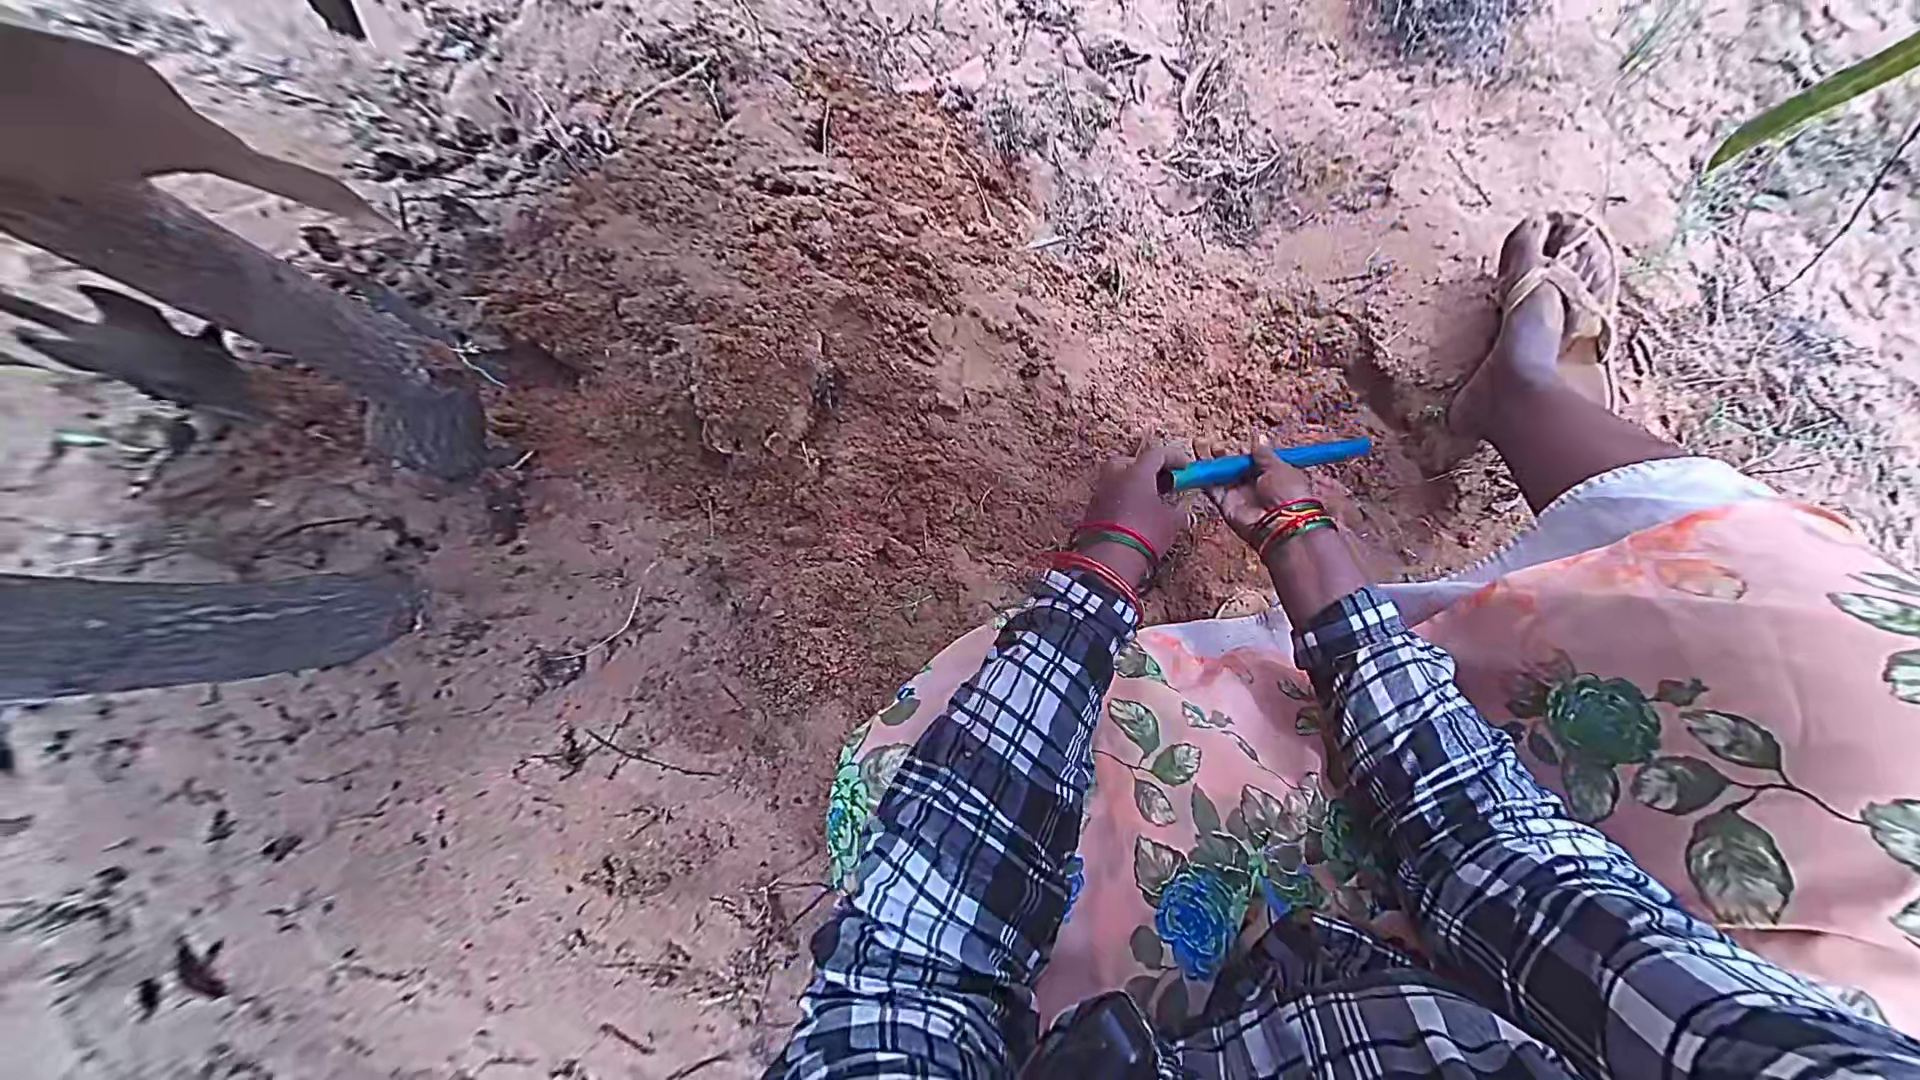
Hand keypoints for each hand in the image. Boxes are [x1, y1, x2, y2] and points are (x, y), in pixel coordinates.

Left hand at [1073, 440, 1192, 586]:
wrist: (1109, 559)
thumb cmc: (1146, 534)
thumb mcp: (1171, 523)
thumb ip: (1179, 512)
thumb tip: (1183, 512)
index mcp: (1136, 473)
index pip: (1156, 454)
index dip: (1174, 458)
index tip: (1186, 468)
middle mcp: (1114, 478)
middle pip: (1129, 462)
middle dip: (1146, 468)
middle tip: (1162, 482)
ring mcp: (1099, 494)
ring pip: (1116, 480)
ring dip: (1132, 486)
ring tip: (1149, 501)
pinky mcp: (1090, 512)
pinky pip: (1109, 498)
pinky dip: (1122, 501)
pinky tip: (1133, 516)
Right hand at [1203, 436, 1364, 623]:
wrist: (1281, 523)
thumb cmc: (1288, 493)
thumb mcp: (1279, 467)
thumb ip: (1264, 454)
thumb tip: (1258, 438)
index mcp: (1270, 473)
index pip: (1252, 459)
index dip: (1243, 451)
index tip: (1236, 443)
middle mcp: (1253, 484)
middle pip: (1233, 466)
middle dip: (1223, 454)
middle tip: (1214, 443)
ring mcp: (1238, 495)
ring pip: (1219, 475)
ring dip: (1209, 462)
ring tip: (1199, 445)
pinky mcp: (1225, 505)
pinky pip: (1211, 490)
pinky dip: (1202, 479)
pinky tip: (1195, 466)